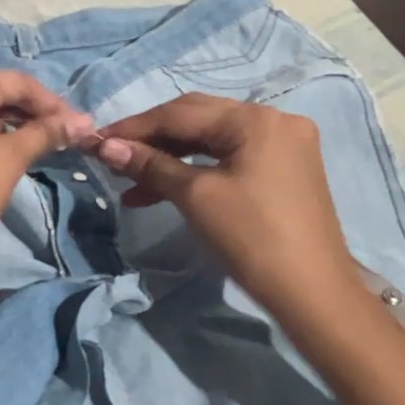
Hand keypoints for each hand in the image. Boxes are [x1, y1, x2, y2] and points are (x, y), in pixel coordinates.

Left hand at [0, 70, 93, 271]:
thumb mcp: (12, 158)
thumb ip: (46, 132)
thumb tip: (82, 121)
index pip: (17, 83)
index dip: (52, 103)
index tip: (76, 124)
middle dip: (27, 110)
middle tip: (59, 134)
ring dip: (4, 119)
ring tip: (35, 141)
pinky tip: (0, 145)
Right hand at [93, 93, 357, 315]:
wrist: (310, 291)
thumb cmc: (251, 236)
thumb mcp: (195, 196)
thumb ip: (150, 165)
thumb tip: (104, 147)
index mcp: (255, 120)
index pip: (180, 113)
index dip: (132, 127)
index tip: (94, 141)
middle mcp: (273, 120)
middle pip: (196, 119)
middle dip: (149, 139)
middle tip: (110, 156)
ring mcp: (282, 145)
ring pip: (209, 140)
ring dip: (167, 158)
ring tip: (129, 182)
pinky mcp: (282, 169)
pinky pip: (226, 157)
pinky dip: (192, 169)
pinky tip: (160, 189)